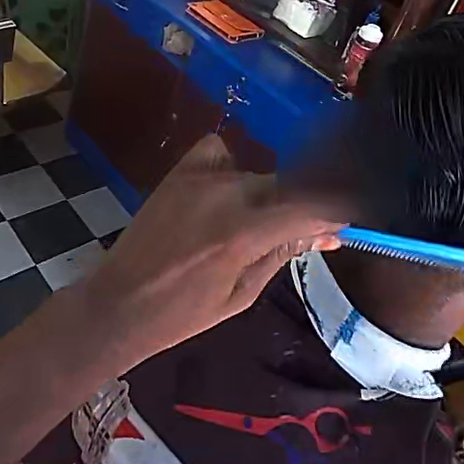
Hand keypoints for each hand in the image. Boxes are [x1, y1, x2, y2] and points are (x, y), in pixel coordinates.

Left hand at [68, 134, 343, 370]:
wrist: (120, 300)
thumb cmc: (183, 313)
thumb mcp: (242, 294)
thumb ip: (283, 252)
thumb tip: (327, 232)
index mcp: (245, 232)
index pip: (311, 206)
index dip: (335, 211)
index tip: (344, 219)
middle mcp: (227, 193)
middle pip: (288, 185)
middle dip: (303, 206)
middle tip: (304, 231)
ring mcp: (200, 176)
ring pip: (257, 173)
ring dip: (268, 194)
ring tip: (255, 221)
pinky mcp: (179, 170)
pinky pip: (219, 151)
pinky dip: (230, 164)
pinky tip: (224, 189)